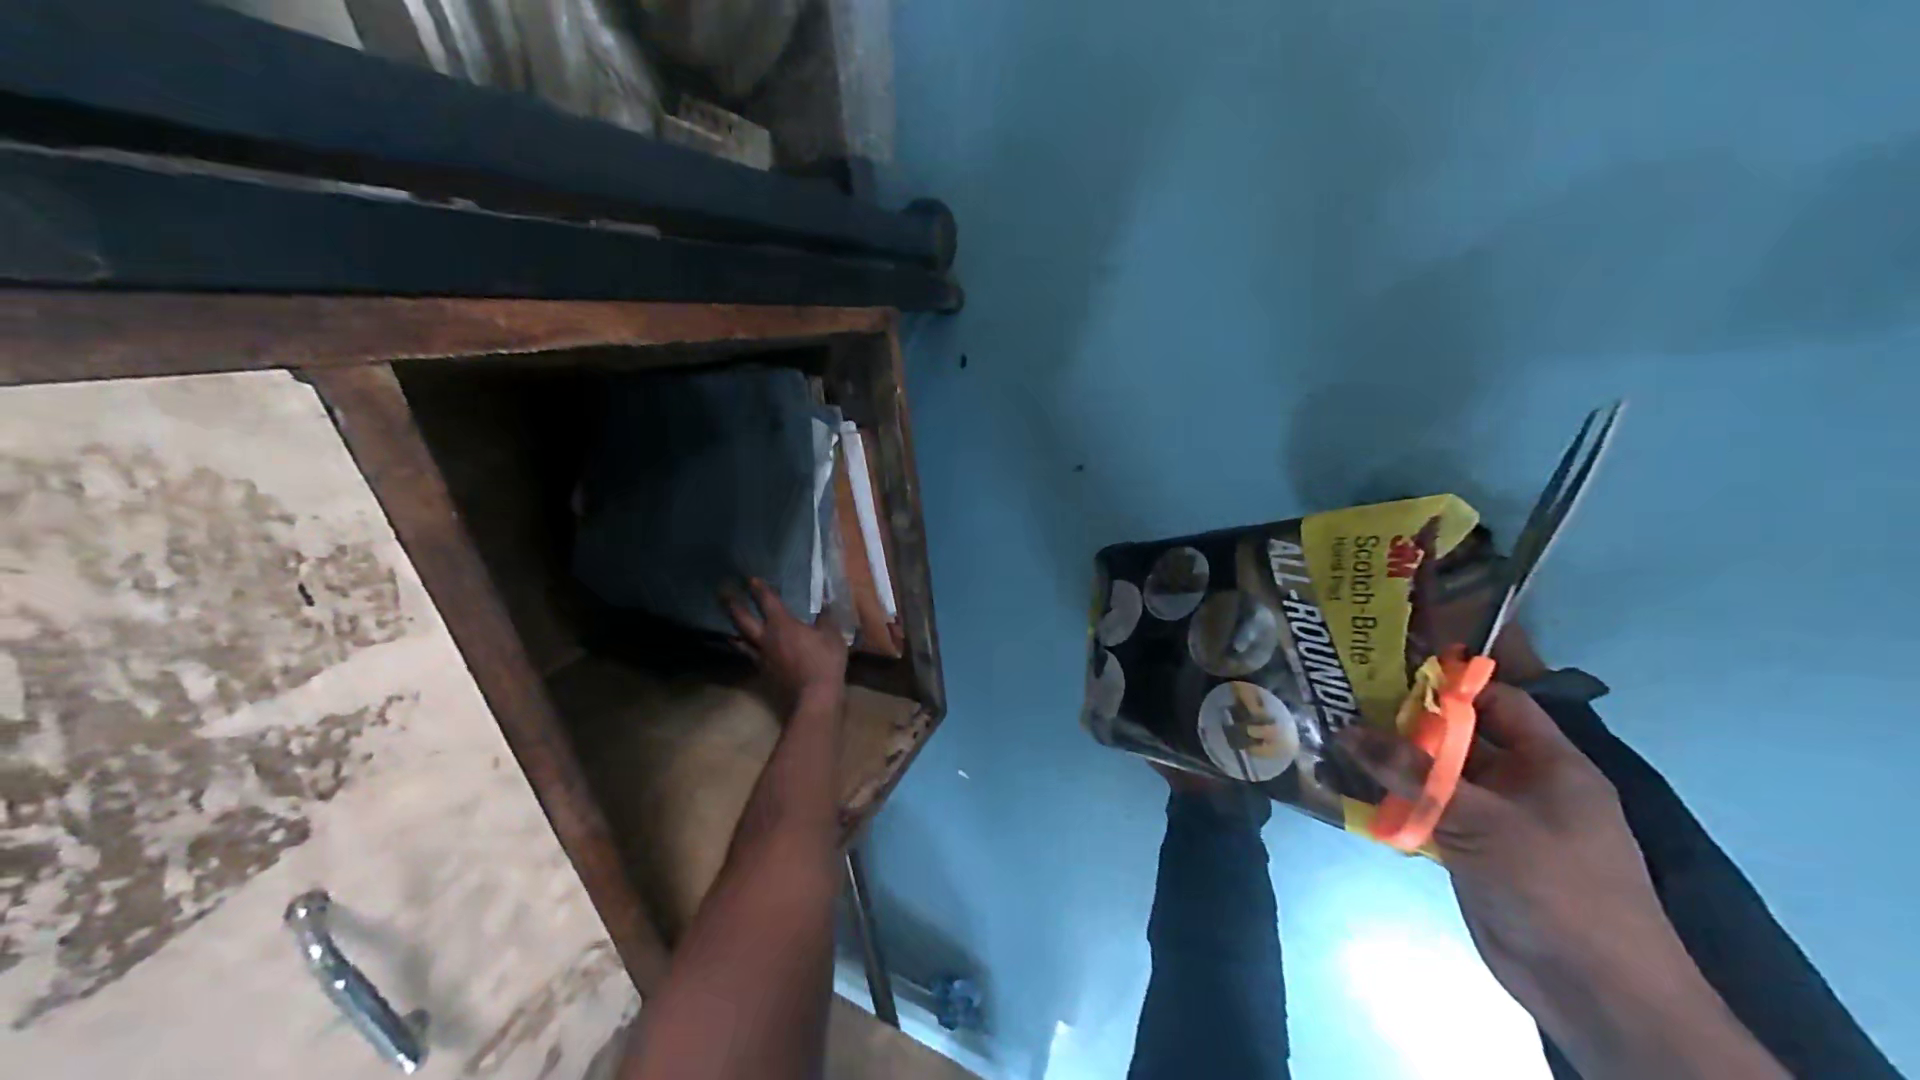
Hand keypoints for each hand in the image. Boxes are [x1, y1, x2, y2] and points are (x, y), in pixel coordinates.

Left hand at [724, 578, 847, 710]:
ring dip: (734, 630)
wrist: (814, 696)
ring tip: (728, 627)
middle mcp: (766, 638)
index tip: (751, 579)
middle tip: (723, 594)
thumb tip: (824, 603)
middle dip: (733, 605)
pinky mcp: (764, 673)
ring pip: (741, 640)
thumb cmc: (824, 661)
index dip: (759, 589)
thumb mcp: (832, 635)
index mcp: (782, 625)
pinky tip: (744, 650)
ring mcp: (762, 657)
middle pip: (744, 619)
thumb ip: (826, 618)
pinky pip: (749, 656)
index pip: (768, 601)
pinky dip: (743, 650)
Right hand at [1340, 684, 1670, 984]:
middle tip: (1346, 703)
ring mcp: (1496, 820)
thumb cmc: (1554, 886)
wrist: (1594, 990)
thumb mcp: (1480, 820)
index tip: (1389, 672)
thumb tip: (1345, 730)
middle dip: (1407, 724)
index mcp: (1549, 764)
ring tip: (1337, 742)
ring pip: (1438, 777)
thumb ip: (1412, 773)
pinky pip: (1429, 813)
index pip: (1498, 703)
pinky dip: (1396, 802)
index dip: (1450, 685)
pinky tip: (1352, 790)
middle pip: (1459, 739)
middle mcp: (1523, 784)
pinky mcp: (1473, 850)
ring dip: (1393, 765)